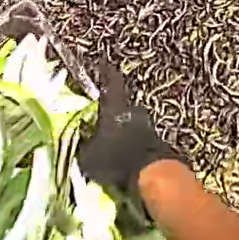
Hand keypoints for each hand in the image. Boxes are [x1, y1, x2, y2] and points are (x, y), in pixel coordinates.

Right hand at [76, 61, 182, 191]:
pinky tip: (124, 155)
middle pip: (121, 103)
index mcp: (115, 108)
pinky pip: (139, 137)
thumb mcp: (88, 157)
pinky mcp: (157, 141)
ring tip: (112, 141)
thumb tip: (81, 136)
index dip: (107, 72)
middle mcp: (133, 111)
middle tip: (100, 118)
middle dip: (112, 109)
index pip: (111, 82)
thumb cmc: (117, 160)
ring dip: (123, 127)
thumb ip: (84, 144)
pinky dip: (131, 142)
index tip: (103, 64)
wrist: (153, 175)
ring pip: (131, 121)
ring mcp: (148, 125)